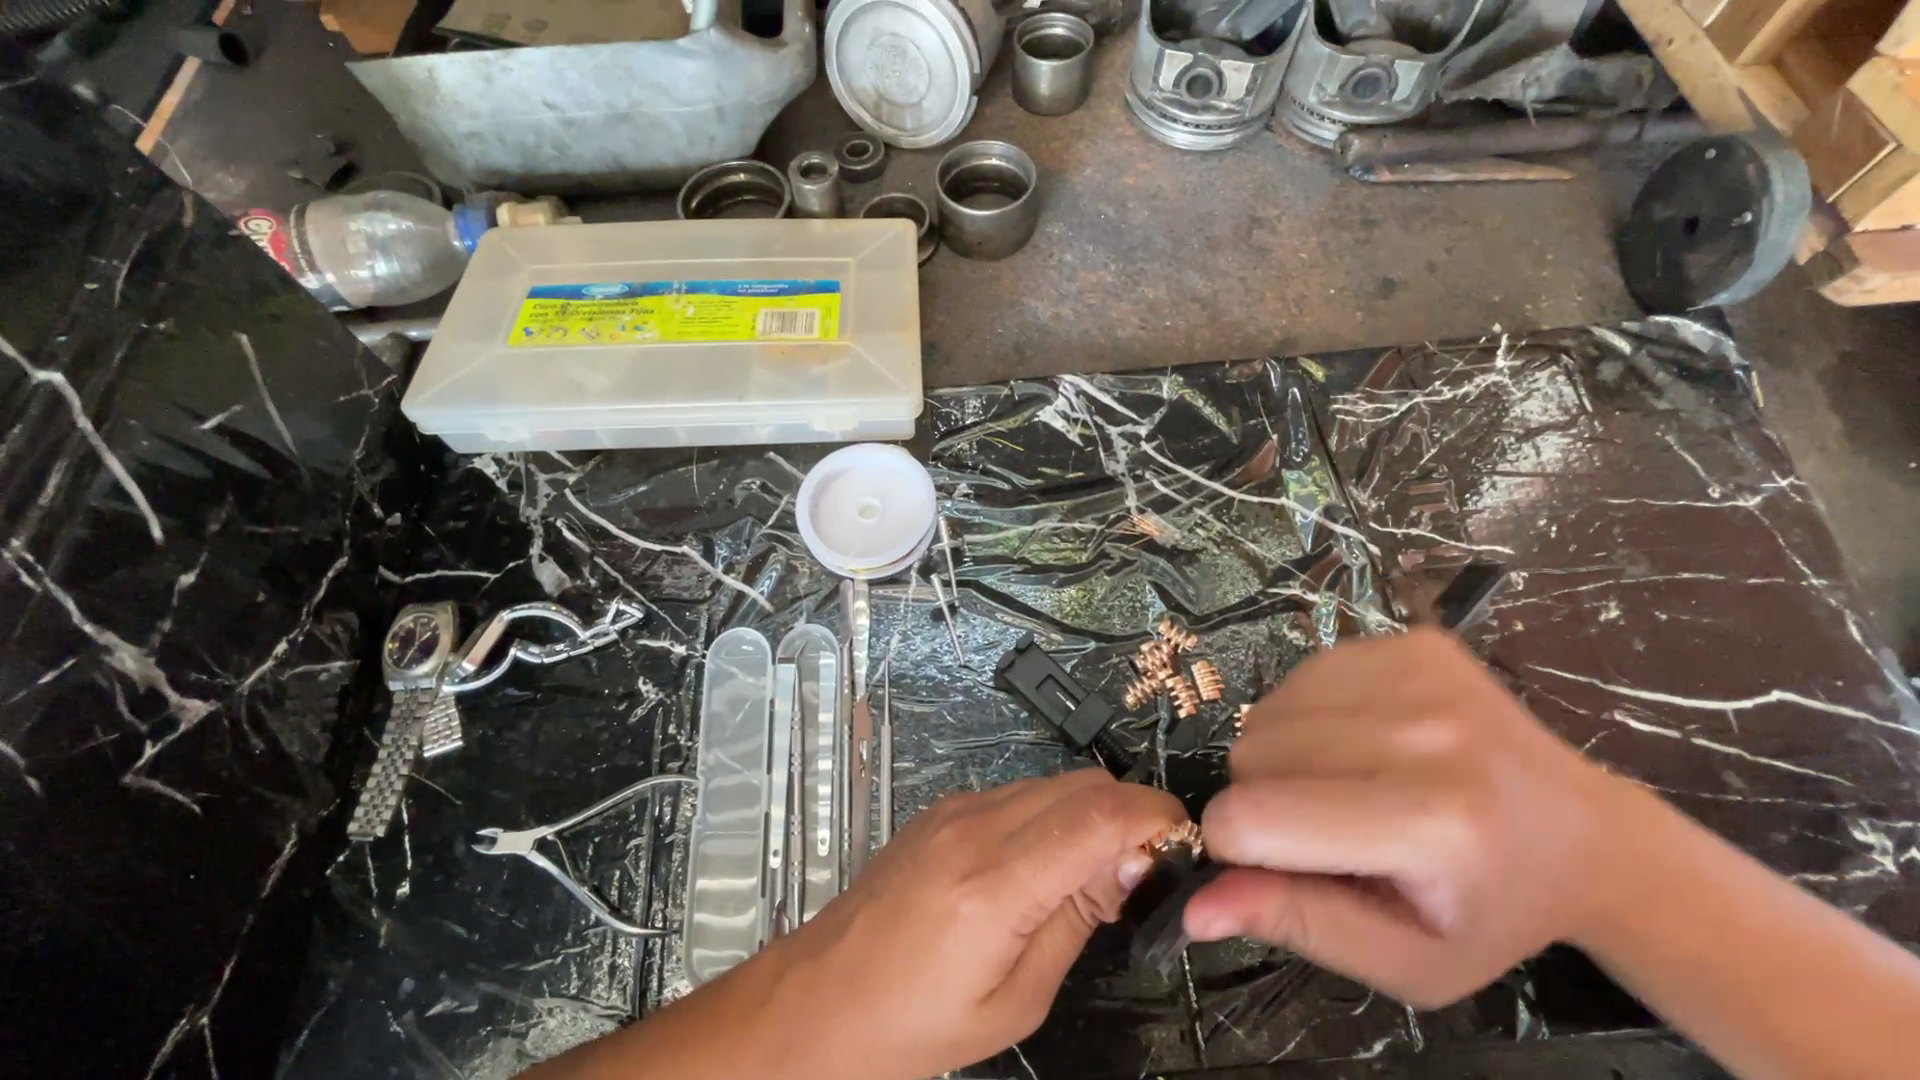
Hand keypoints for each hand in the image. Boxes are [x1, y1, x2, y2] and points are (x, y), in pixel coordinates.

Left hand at [761, 769, 1184, 1079]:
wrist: (821, 996)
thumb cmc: (916, 1022)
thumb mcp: (1016, 999)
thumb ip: (1076, 921)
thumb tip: (1129, 867)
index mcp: (995, 883)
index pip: (1098, 815)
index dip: (1153, 817)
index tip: (1180, 844)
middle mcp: (974, 827)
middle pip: (1082, 784)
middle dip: (1128, 816)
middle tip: (1137, 875)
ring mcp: (952, 810)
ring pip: (1051, 783)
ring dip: (1089, 815)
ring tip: (1088, 879)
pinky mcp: (939, 810)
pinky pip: (1016, 794)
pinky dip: (1050, 816)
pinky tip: (1043, 865)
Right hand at [1186, 627, 1655, 1007]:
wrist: (1584, 836)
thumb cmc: (1487, 912)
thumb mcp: (1403, 960)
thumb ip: (1296, 925)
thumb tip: (1193, 909)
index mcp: (1429, 824)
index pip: (1253, 818)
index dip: (1236, 848)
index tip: (1274, 865)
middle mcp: (1425, 733)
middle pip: (1251, 755)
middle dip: (1263, 798)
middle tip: (1328, 829)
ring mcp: (1421, 675)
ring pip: (1266, 712)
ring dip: (1282, 756)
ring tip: (1347, 786)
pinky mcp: (1414, 642)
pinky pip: (1299, 676)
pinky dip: (1307, 715)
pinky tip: (1360, 744)